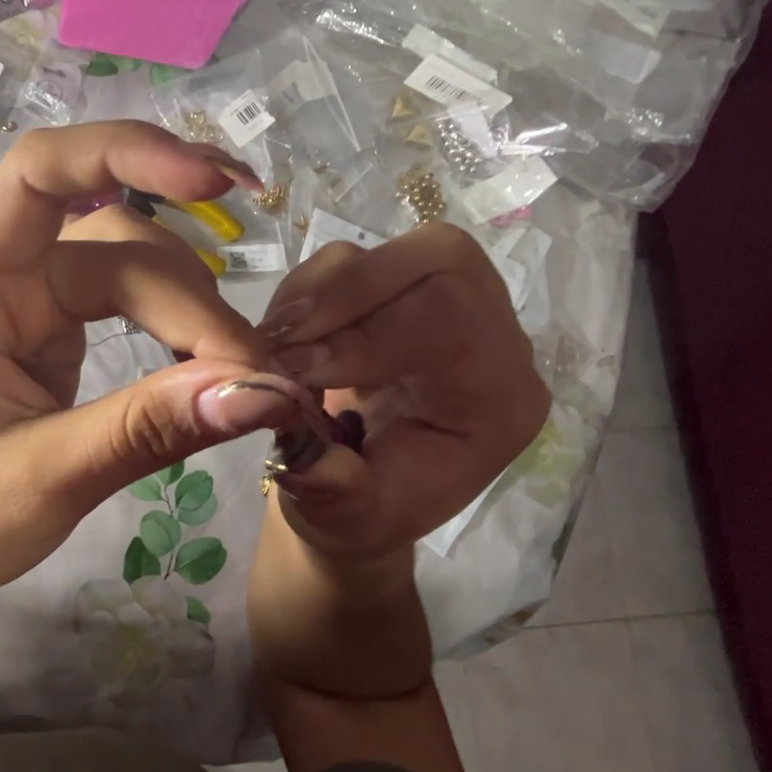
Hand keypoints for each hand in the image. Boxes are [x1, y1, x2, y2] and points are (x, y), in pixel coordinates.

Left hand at [0, 121, 308, 620]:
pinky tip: (214, 365)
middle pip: (118, 239)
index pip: (37, 173)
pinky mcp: (62, 333)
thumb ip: (144, 430)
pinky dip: (182, 328)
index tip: (215, 184)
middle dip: (192, 297)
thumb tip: (262, 390)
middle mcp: (5, 278)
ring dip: (197, 310)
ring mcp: (36, 303)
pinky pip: (135, 304)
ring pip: (136, 266)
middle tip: (259, 377)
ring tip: (247, 377)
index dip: (124, 151)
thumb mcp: (41, 481)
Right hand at [257, 223, 549, 558]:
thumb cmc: (361, 512)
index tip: (292, 373)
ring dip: (315, 293)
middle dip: (341, 294)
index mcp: (496, 398)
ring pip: (389, 252)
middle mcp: (489, 340)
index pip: (451, 315)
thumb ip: (335, 493)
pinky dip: (305, 290)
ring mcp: (444, 309)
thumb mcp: (347, 520)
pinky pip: (353, 259)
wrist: (351, 494)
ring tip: (275, 347)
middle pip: (437, 259)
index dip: (362, 331)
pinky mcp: (399, 295)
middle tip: (279, 342)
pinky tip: (285, 337)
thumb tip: (313, 458)